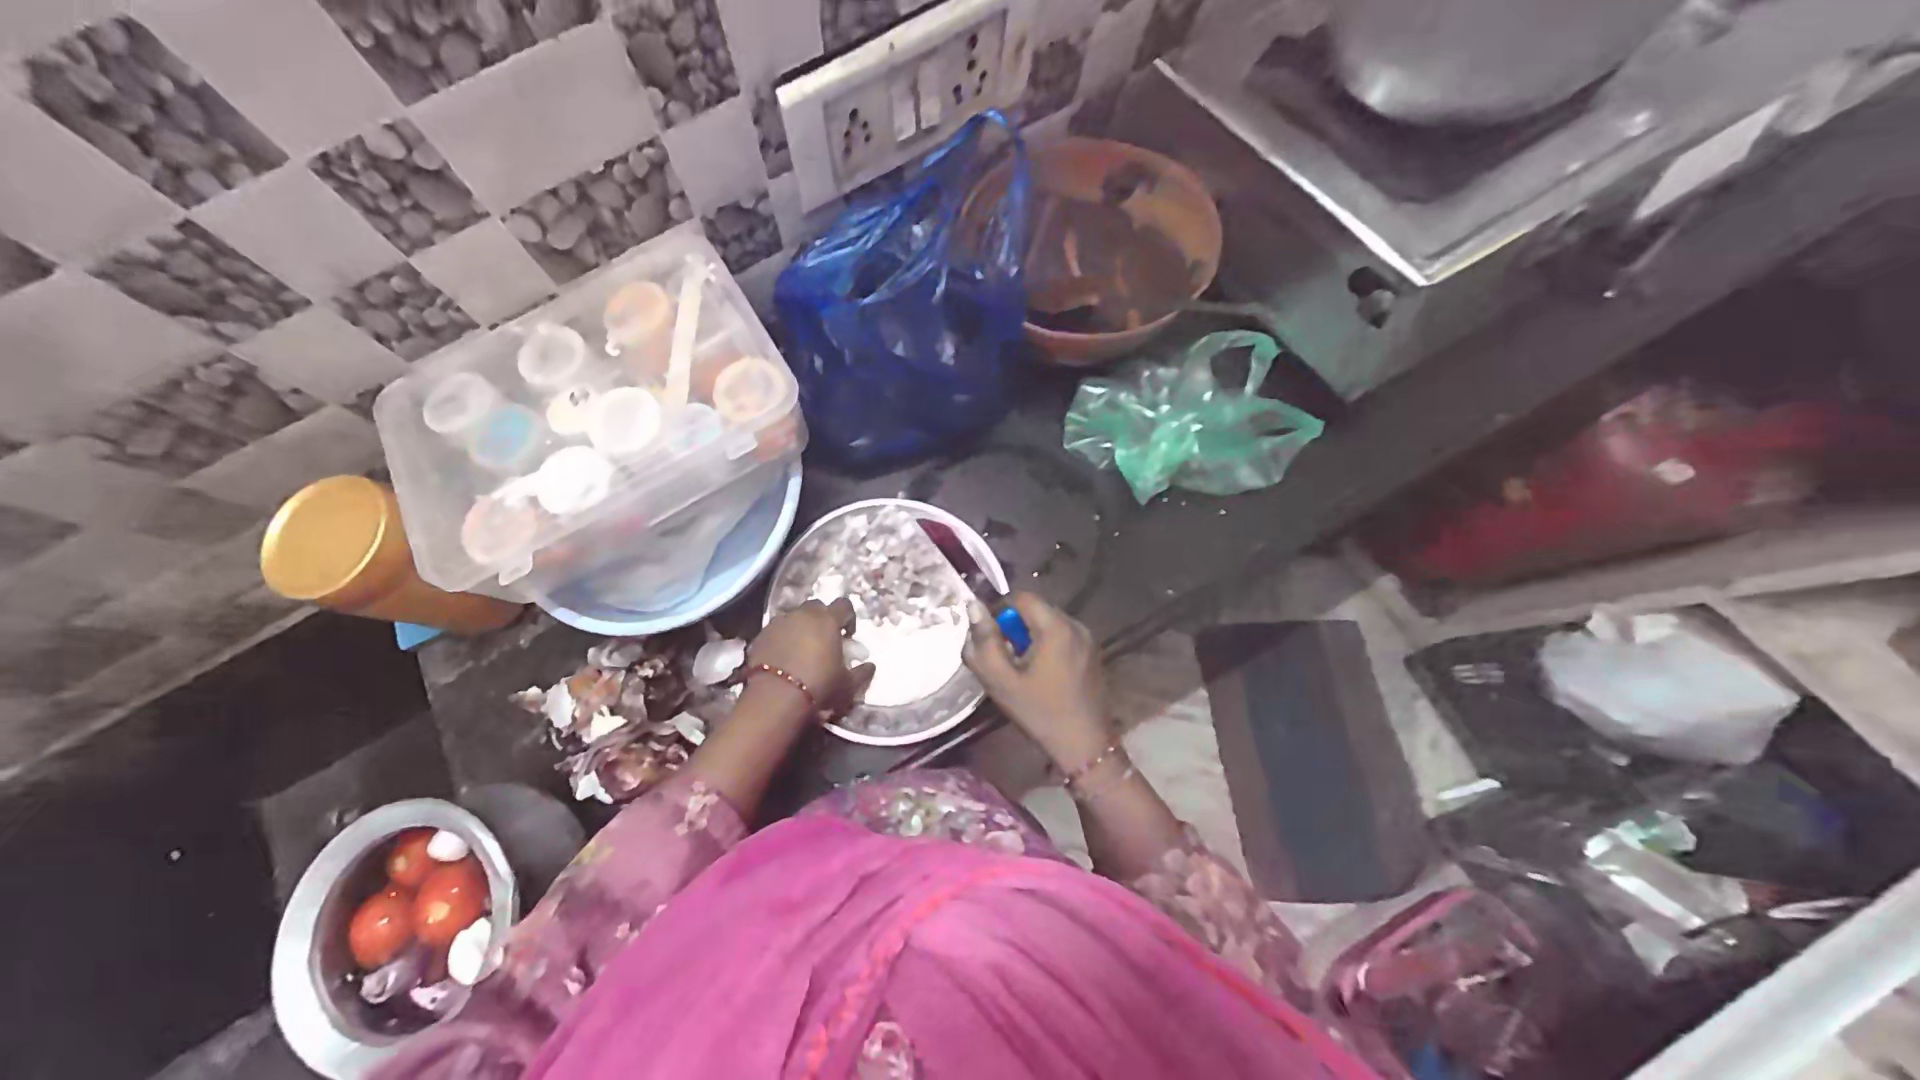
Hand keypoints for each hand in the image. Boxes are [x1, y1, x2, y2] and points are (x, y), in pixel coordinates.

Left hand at [747, 597, 874, 720]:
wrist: (775, 697)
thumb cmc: (819, 686)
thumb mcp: (847, 685)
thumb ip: (862, 673)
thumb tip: (870, 666)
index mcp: (828, 620)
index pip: (844, 605)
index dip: (848, 617)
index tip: (848, 635)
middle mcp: (803, 614)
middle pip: (816, 607)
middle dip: (822, 618)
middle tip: (824, 639)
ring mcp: (779, 623)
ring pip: (793, 617)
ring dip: (800, 627)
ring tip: (801, 649)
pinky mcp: (760, 636)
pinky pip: (775, 631)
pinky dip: (781, 639)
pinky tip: (782, 658)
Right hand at [962, 593, 1109, 767]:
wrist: (1084, 745)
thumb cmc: (1039, 713)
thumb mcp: (1001, 680)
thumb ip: (984, 641)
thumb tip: (974, 607)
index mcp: (1056, 627)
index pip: (1021, 596)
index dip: (1000, 610)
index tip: (991, 638)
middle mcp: (1076, 625)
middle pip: (1037, 609)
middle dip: (1016, 625)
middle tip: (1004, 656)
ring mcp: (1089, 639)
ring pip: (1050, 622)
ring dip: (1032, 635)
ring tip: (1022, 667)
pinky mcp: (1093, 653)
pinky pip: (1064, 636)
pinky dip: (1048, 644)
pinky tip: (1042, 674)